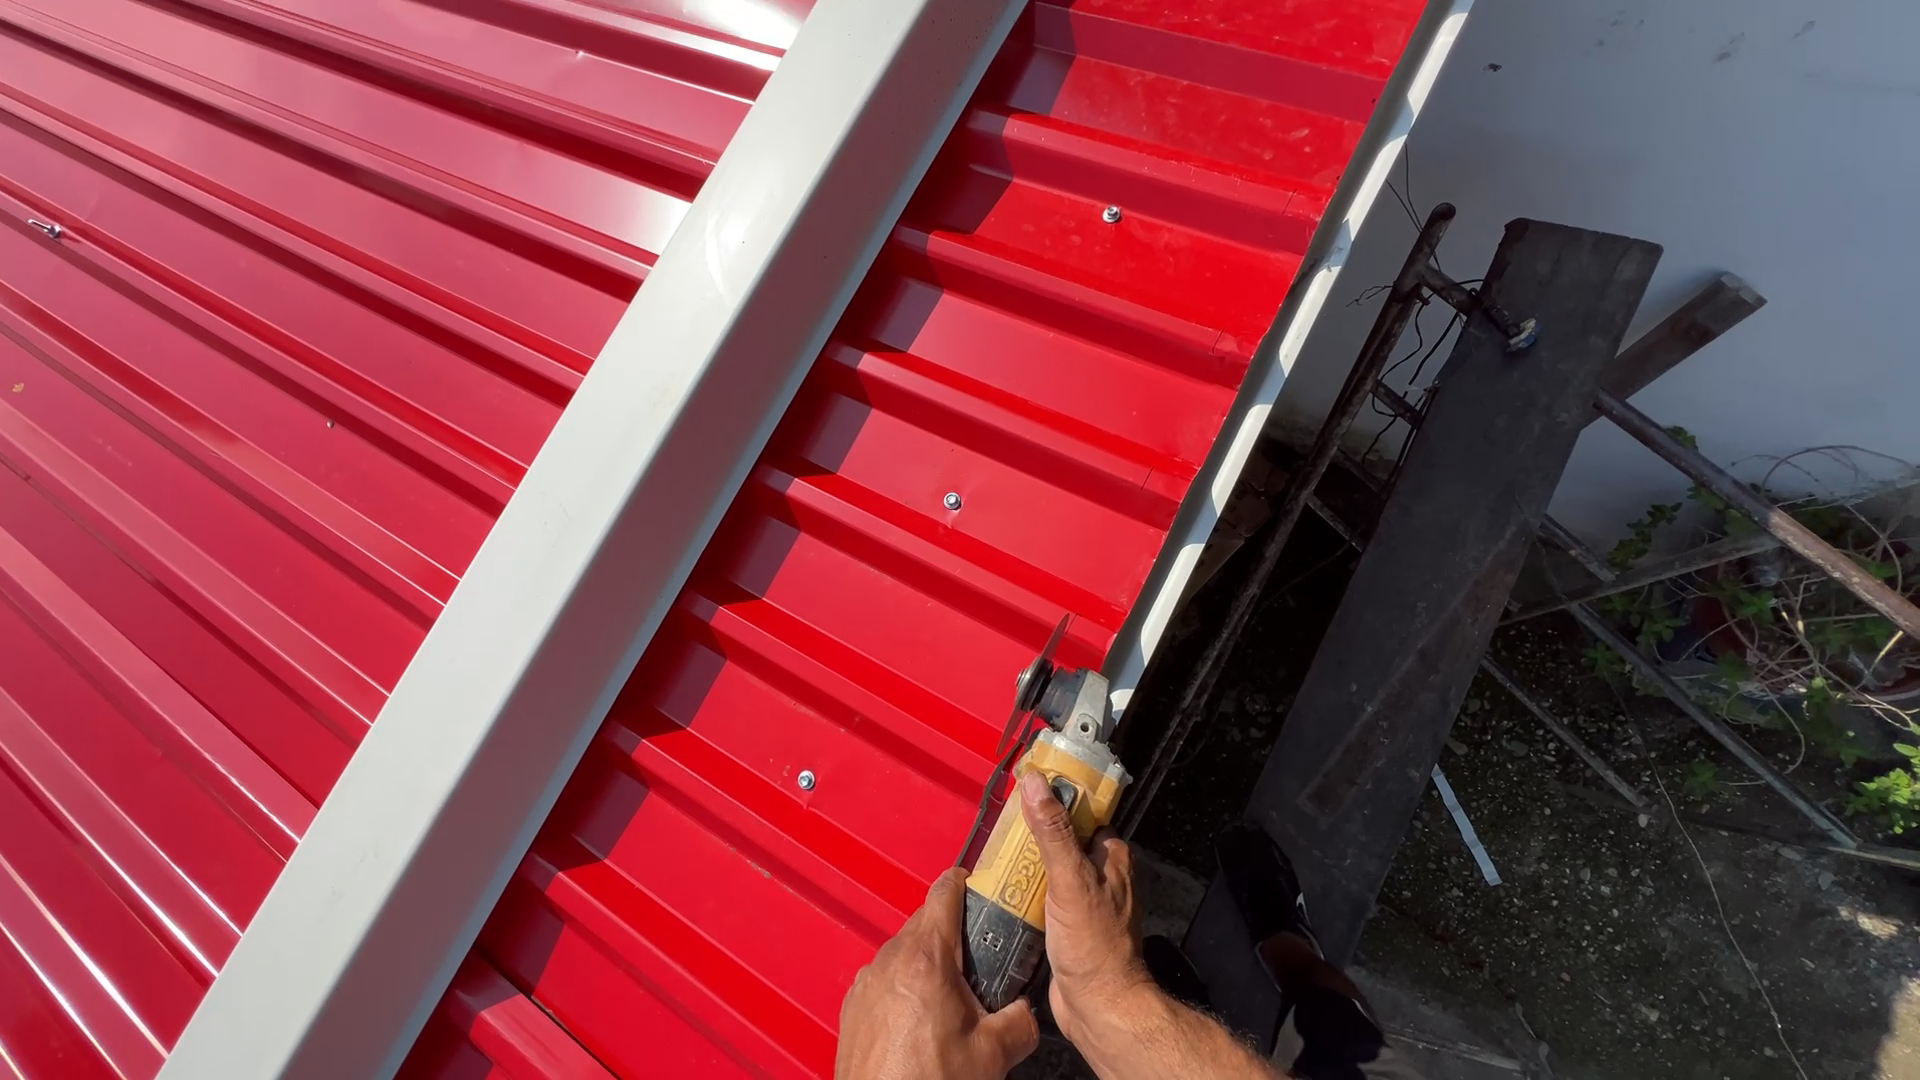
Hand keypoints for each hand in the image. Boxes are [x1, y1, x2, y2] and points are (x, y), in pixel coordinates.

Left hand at [836, 867, 1038, 1078]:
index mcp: (926, 958)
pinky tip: (918, 1021)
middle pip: (925, 921)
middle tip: (976, 958)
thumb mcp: (992, 1055)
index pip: (944, 891)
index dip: (964, 883)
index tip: (976, 886)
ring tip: (948, 999)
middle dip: (951, 933)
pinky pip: (884, 978)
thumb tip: (1025, 1012)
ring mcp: (868, 982)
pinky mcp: (854, 1006)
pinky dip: (902, 986)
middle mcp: (891, 960)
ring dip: (926, 962)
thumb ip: (1020, 1021)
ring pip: (903, 950)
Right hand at [1017, 771, 1153, 1043]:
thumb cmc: (1096, 947)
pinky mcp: (1067, 922)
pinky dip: (1024, 890)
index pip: (1082, 810)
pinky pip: (1042, 894)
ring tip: (999, 855)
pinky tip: (1006, 890)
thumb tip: (1036, 785)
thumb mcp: (1070, 879)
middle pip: (1062, 837)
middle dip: (1034, 832)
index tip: (1029, 788)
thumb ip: (1053, 831)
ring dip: (1026, 862)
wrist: (1098, 1008)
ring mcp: (1083, 898)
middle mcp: (1100, 874)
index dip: (1056, 797)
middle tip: (1005, 825)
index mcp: (1110, 855)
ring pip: (1050, 866)